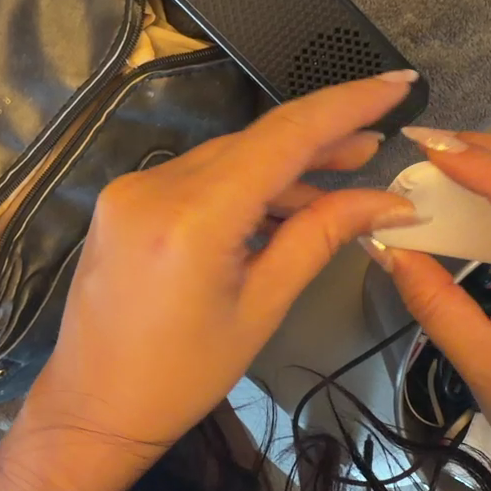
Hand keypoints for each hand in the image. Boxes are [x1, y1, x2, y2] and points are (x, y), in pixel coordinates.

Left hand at [18, 72, 423, 452]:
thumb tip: (387, 203)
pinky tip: (280, 204)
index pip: (284, 136)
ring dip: (280, 168)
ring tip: (340, 178)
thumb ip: (319, 238)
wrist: (93, 405)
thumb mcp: (261, 306)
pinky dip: (240, 186)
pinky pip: (193, 179)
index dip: (346, 105)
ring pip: (224, 159)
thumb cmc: (182, 375)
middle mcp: (154, 186)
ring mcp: (130, 191)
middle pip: (252, 143)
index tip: (398, 85)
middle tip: (376, 147)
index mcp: (193, 216)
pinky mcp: (122, 203)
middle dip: (318, 141)